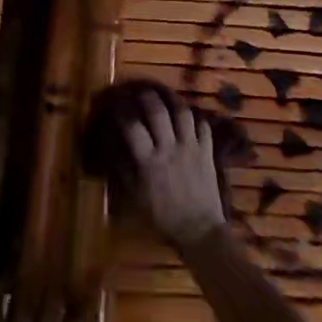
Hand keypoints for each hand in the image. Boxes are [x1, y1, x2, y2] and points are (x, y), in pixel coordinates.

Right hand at [121, 91, 227, 248]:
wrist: (200, 230)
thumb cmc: (164, 216)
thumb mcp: (137, 197)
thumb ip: (126, 170)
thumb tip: (114, 148)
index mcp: (149, 161)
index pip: (132, 127)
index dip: (122, 113)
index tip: (116, 105)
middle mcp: (170, 148)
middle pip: (158, 112)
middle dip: (147, 96)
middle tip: (141, 90)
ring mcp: (191, 147)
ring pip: (183, 113)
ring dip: (173, 100)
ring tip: (166, 96)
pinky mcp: (208, 151)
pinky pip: (203, 125)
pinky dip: (196, 118)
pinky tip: (189, 117)